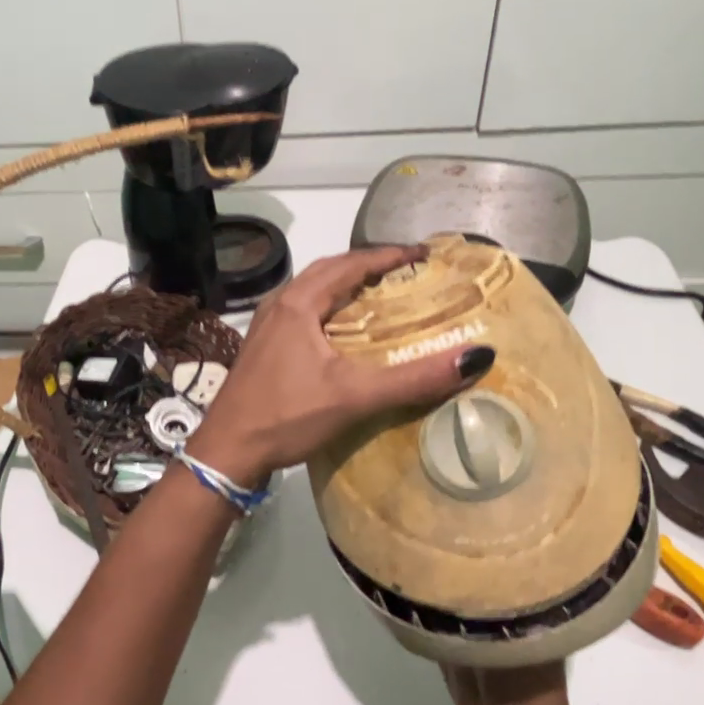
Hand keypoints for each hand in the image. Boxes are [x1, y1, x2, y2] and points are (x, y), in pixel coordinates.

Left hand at [182, 244, 494, 484]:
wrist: (227, 451)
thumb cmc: (287, 416)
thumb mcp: (355, 396)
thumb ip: (414, 378)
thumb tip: (476, 357)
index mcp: (299, 303)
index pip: (351, 263)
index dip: (389, 255)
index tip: (424, 254)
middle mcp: (280, 304)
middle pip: (330, 270)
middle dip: (368, 265)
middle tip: (406, 272)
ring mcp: (267, 325)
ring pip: (313, 290)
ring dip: (346, 286)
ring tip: (381, 294)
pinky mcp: (263, 346)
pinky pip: (303, 311)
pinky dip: (330, 307)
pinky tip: (344, 331)